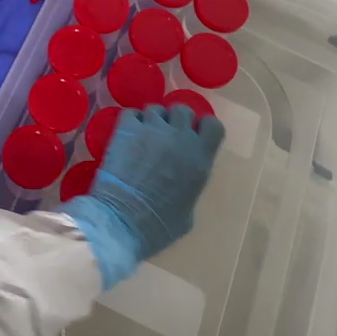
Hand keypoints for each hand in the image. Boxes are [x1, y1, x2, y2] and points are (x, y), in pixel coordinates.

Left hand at [63, 104, 224, 287]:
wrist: (123, 220)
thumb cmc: (158, 226)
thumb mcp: (187, 214)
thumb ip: (189, 188)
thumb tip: (182, 184)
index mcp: (200, 159)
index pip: (213, 126)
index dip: (202, 127)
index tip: (193, 135)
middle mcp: (180, 138)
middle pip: (183, 110)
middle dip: (175, 119)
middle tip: (164, 134)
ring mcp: (153, 129)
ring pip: (156, 109)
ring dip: (151, 120)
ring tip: (141, 136)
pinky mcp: (127, 128)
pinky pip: (131, 113)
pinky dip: (130, 122)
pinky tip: (125, 135)